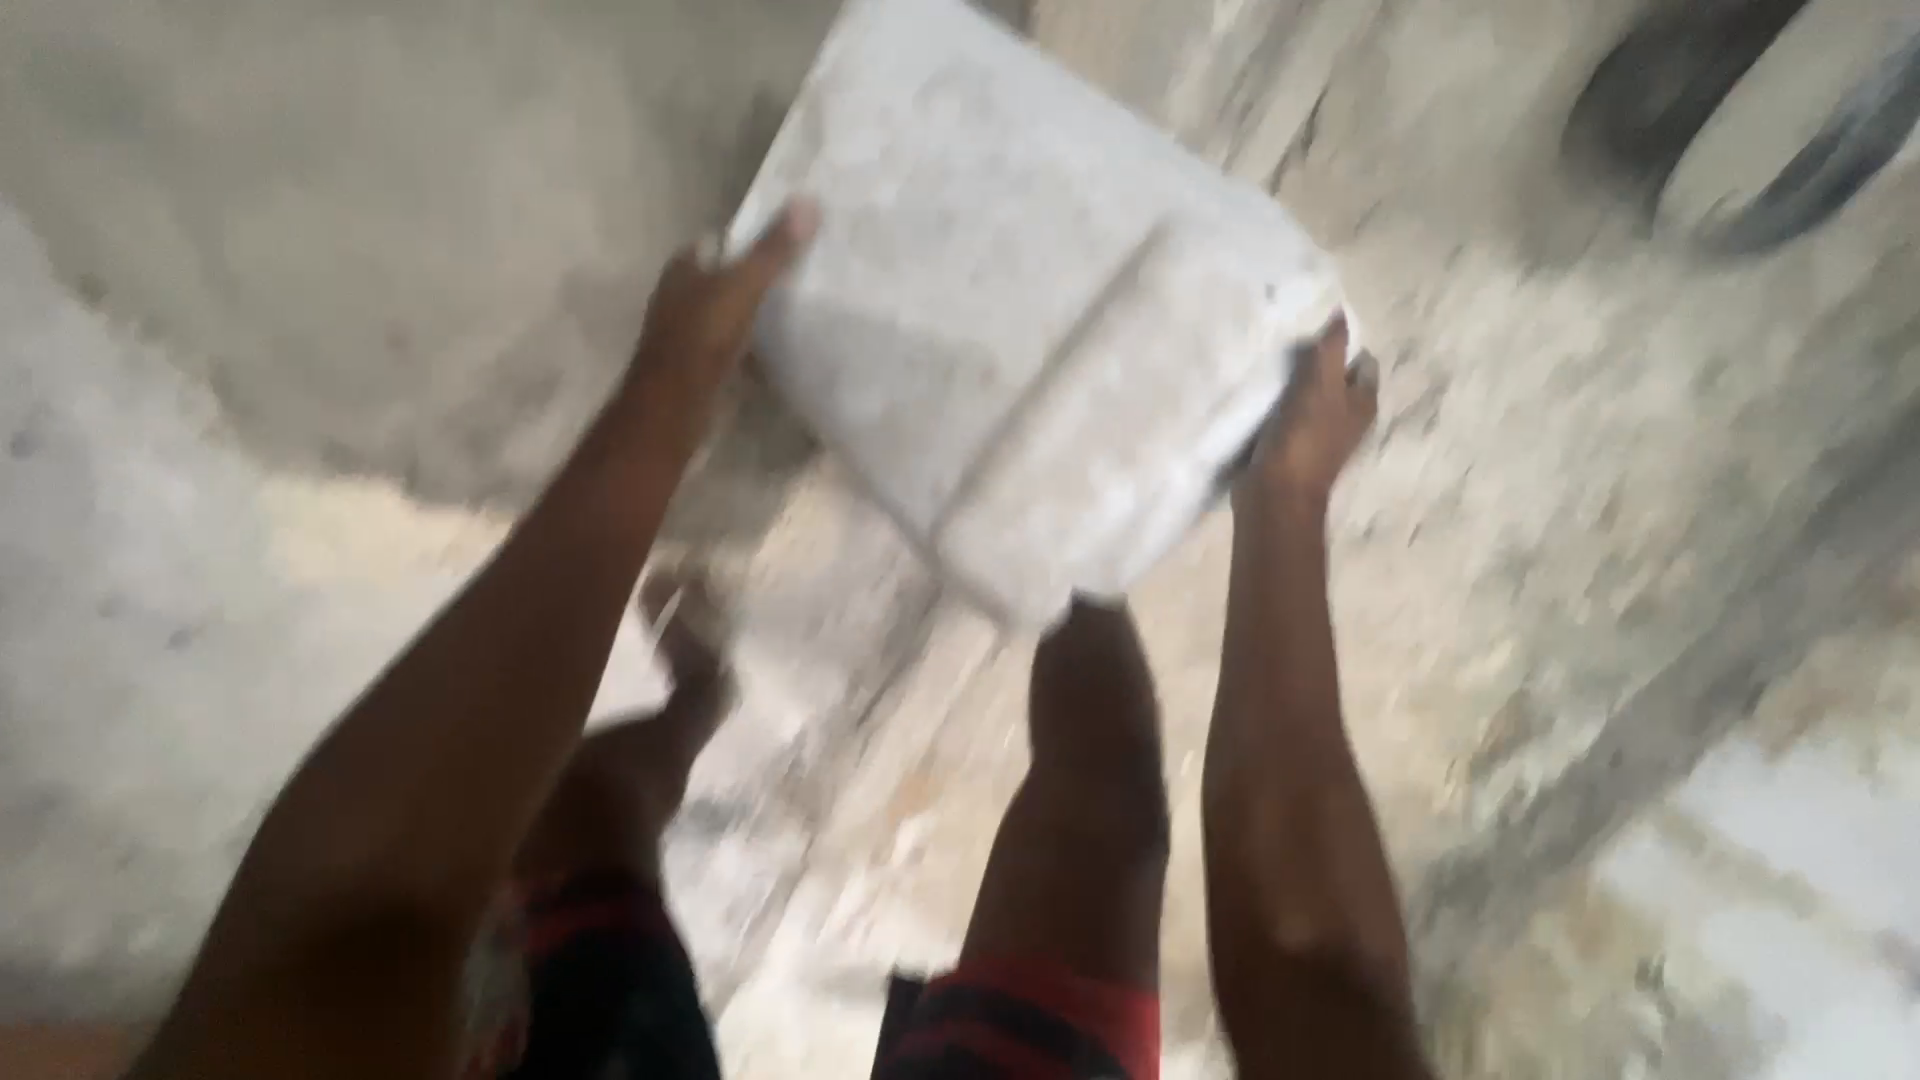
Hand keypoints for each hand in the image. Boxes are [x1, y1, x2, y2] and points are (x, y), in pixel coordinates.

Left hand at [620, 198, 820, 431]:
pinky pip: (732, 347)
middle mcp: (681, 296)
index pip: (719, 241)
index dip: (750, 239)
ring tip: (796, 311)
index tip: (787, 241)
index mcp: (684, 268)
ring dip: (754, 314)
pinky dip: (752, 347)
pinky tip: (778, 350)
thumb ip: (774, 250)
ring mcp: (689, 334)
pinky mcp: (700, 366)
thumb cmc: (704, 336)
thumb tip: (808, 201)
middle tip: (800, 276)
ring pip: (729, 314)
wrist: (678, 401)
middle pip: (724, 278)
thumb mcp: (744, 286)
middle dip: (755, 278)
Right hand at [1235, 315, 1378, 509]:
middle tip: (1288, 348)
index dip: (1342, 346)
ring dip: (1294, 385)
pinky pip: (1289, 417)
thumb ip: (1330, 351)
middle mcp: (1347, 420)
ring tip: (1270, 369)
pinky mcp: (1293, 449)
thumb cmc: (1303, 440)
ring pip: (1310, 398)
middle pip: (1335, 380)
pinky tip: (1260, 398)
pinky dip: (1278, 406)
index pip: (1361, 363)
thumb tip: (1341, 314)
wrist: (1274, 495)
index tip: (1312, 335)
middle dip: (1316, 363)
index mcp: (1363, 404)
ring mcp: (1320, 436)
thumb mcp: (1319, 388)